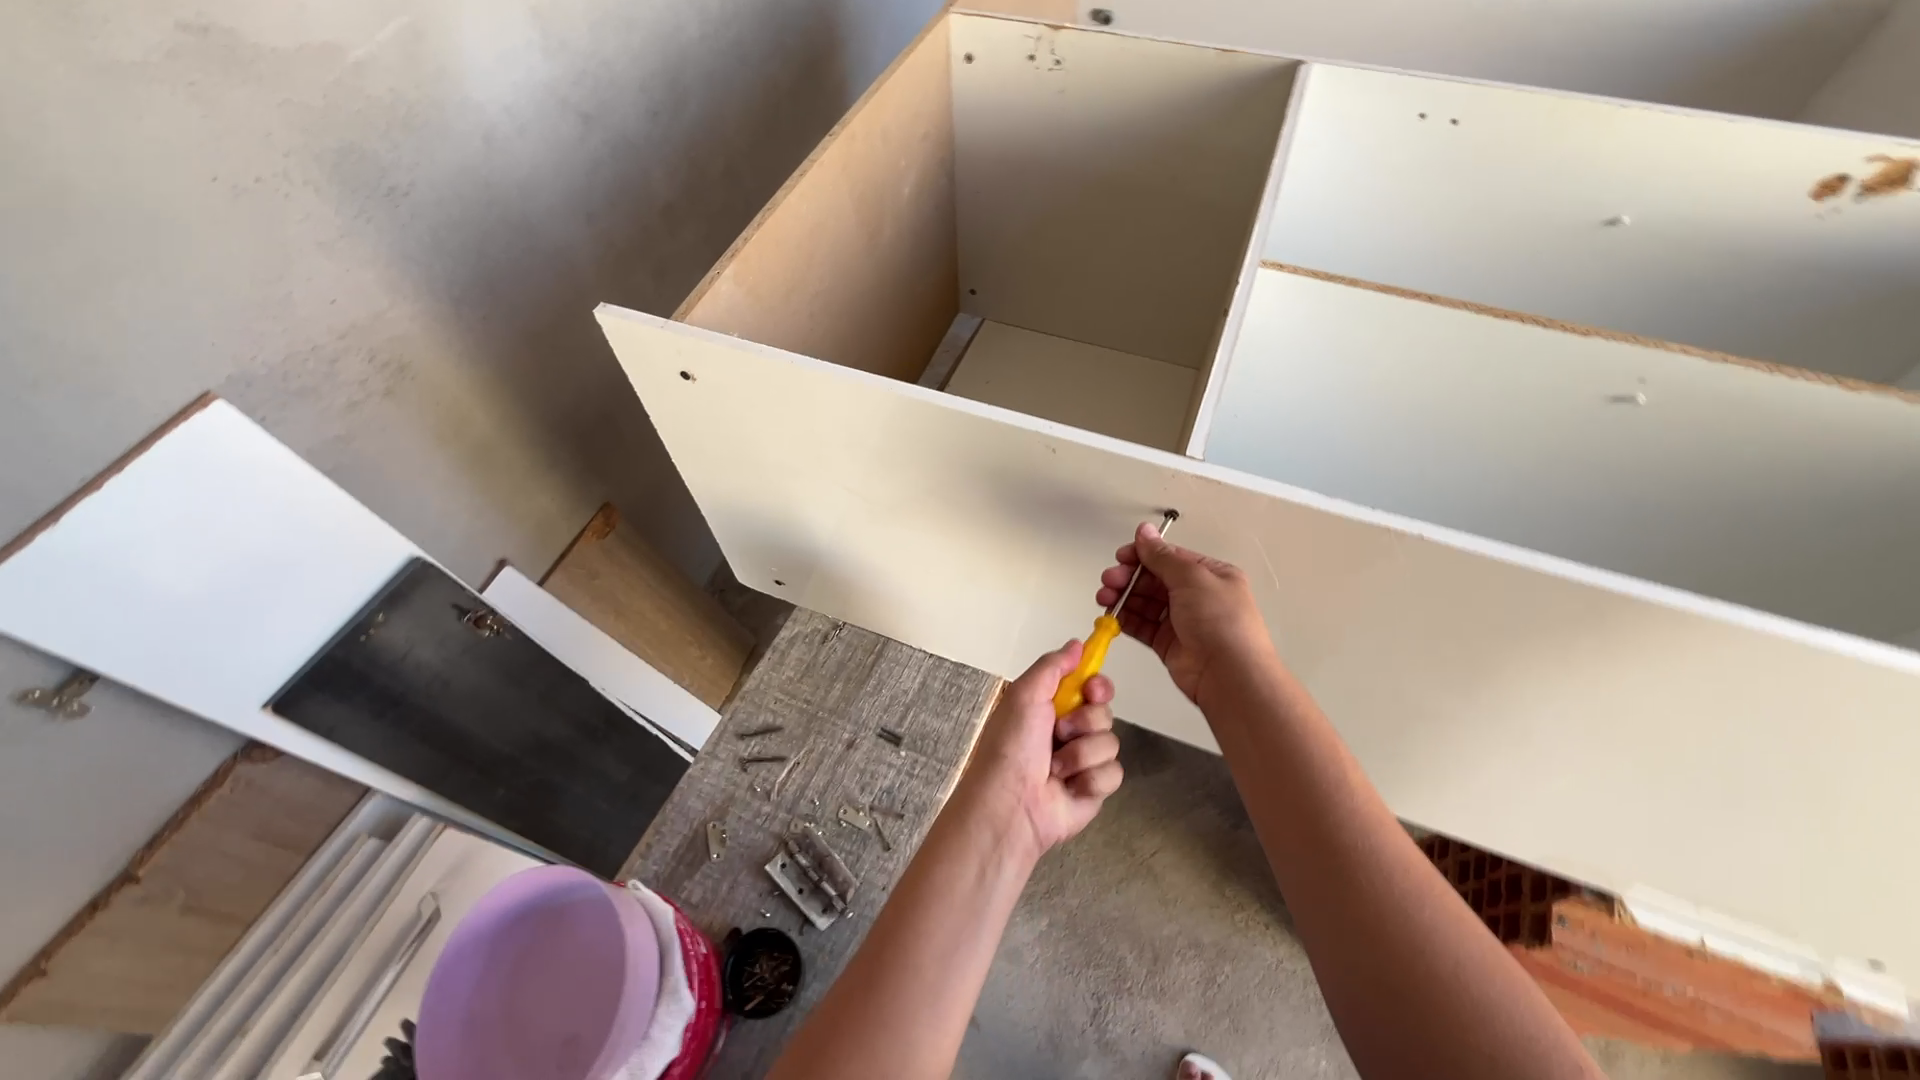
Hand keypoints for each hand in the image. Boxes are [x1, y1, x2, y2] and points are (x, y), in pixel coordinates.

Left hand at [960, 643, 1123, 857]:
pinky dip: (1090, 779)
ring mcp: (1084, 762)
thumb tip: (1077, 644)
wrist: (1011, 804)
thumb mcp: (1025, 695)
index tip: (1091, 690)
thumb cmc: (1012, 746)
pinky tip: (1069, 787)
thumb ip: (1053, 666)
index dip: (1097, 686)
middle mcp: (1069, 732)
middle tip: (1061, 731)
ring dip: (1082, 754)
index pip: (1090, 687)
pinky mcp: (1095, 790)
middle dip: (1086, 721)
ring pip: (1111, 743)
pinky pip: (1114, 773)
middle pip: (1105, 712)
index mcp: (1051, 708)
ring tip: (1056, 768)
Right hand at [1098, 520, 1273, 708]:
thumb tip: (1144, 531)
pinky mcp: (1167, 642)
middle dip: (1128, 578)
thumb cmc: (1221, 622)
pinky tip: (1113, 615)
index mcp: (1209, 575)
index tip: (1121, 557)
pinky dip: (1126, 619)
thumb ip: (1162, 556)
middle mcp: (1196, 596)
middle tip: (1110, 580)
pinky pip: (1142, 625)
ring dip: (1123, 597)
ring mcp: (1181, 620)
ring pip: (1144, 602)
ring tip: (1106, 598)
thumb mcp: (1192, 578)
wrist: (1229, 674)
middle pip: (1153, 580)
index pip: (1169, 558)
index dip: (1142, 555)